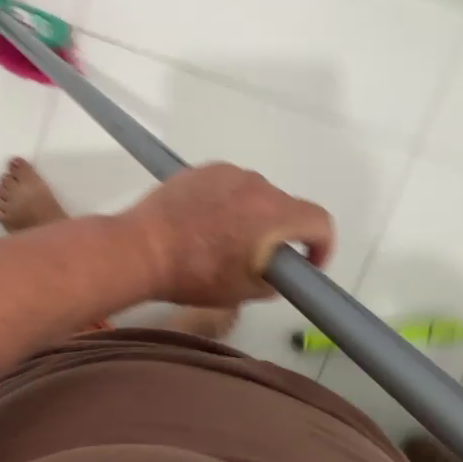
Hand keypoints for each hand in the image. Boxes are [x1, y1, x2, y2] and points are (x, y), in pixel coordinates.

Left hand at [121, 164, 334, 306]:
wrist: (140, 249)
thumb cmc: (193, 274)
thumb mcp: (241, 291)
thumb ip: (272, 281)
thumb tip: (274, 273)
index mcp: (274, 213)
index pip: (319, 221)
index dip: (322, 246)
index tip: (307, 265)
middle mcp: (256, 184)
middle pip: (284, 206)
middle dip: (279, 232)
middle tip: (257, 258)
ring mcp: (226, 173)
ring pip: (254, 195)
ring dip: (251, 216)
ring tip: (224, 241)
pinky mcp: (200, 170)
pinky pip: (227, 186)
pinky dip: (225, 203)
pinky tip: (203, 224)